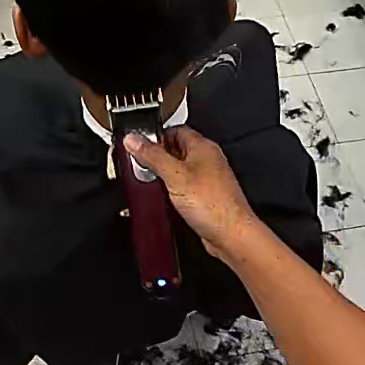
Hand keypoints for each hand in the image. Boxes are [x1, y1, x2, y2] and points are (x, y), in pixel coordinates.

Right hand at [124, 127, 262, 258]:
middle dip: (157, 158)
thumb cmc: (215, 205)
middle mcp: (207, 161)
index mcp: (203, 147)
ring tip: (153, 184)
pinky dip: (172, 191)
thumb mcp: (175, 176)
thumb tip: (134, 140)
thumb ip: (153, 156)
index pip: (175, 130)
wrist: (230, 234)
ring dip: (164, 177)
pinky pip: (183, 187)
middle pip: (175, 150)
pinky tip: (165, 199)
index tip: (140, 144)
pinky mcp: (204, 196)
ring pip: (178, 170)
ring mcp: (207, 179)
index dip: (156, 136)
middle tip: (143, 166)